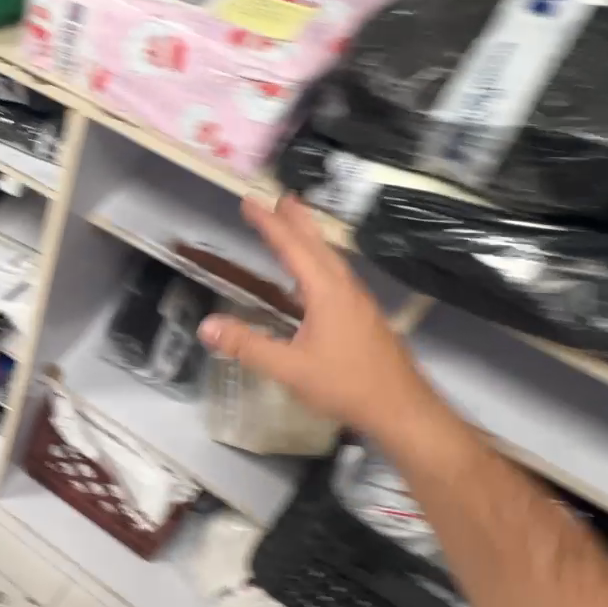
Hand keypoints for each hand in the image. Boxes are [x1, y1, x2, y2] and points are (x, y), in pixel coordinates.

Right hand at [197, 196, 439, 440]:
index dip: (269, 225)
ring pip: (330, 260)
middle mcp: (345, 290)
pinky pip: (336, 277)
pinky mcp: (363, 318)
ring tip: (296, 226)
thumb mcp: (288, 369)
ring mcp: (358, 304)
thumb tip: (206, 326)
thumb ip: (247, 346)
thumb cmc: (346, 386)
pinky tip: (312, 279)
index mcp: (326, 293)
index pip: (293, 249)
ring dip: (310, 239)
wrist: (401, 408)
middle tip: (281, 198)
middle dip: (297, 221)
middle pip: (318, 245)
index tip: (250, 203)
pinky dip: (318, 263)